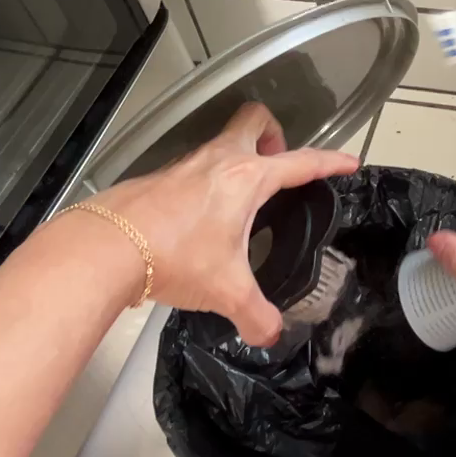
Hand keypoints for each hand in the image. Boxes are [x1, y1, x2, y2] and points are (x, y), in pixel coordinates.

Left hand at [84, 102, 357, 346]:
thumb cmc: (174, 256)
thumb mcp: (225, 290)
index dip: (329, 162)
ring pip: (223, 142)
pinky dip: (210, 180)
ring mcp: (187, 164)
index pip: (301, 162)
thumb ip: (256, 314)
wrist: (105, 247)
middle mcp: (220, 160)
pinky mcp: (162, 177)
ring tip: (243, 202)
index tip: (349, 161)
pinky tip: (203, 218)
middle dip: (274, 137)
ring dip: (240, 159)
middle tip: (277, 171)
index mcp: (247, 178)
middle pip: (255, 120)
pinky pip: (197, 166)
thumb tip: (270, 335)